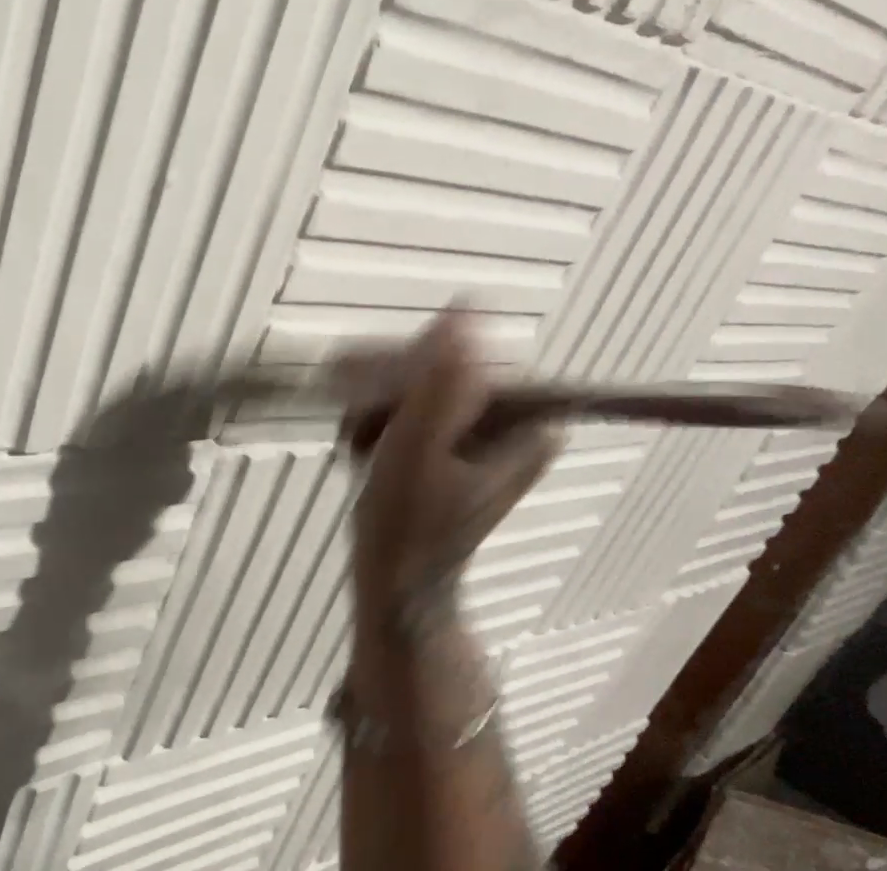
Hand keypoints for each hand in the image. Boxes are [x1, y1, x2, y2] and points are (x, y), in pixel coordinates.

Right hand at [335, 311, 560, 610]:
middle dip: (384, 394)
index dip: (407, 370)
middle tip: (358, 429)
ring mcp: (480, 430)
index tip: (369, 398)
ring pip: (413, 384)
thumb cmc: (410, 523)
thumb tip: (465, 308)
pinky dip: (375, 422)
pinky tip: (363, 448)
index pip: (462, 354)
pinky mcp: (448, 441)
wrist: (394, 579)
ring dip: (372, 408)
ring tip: (359, 446)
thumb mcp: (421, 449)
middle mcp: (513, 418)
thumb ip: (441, 381)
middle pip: (434, 367)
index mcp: (529, 419)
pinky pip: (406, 405)